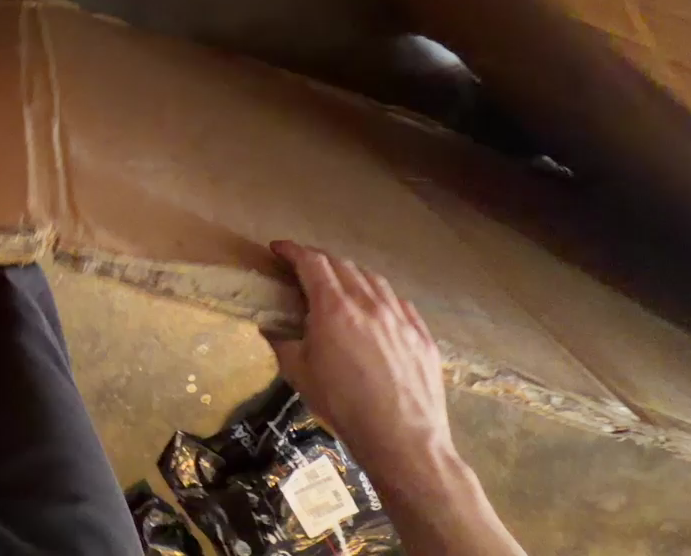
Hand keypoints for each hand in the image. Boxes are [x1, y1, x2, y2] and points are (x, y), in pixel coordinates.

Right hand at [267, 241, 453, 477]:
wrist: (404, 441)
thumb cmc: (343, 405)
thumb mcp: (298, 372)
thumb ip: (280, 340)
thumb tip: (268, 324)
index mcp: (334, 307)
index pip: (310, 262)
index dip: (291, 250)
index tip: (278, 248)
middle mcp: (369, 303)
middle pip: (341, 264)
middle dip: (318, 259)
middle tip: (303, 266)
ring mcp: (400, 318)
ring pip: (373, 279)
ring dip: (350, 273)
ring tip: (339, 283)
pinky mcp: (422, 336)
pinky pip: (399, 302)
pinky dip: (380, 296)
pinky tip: (376, 308)